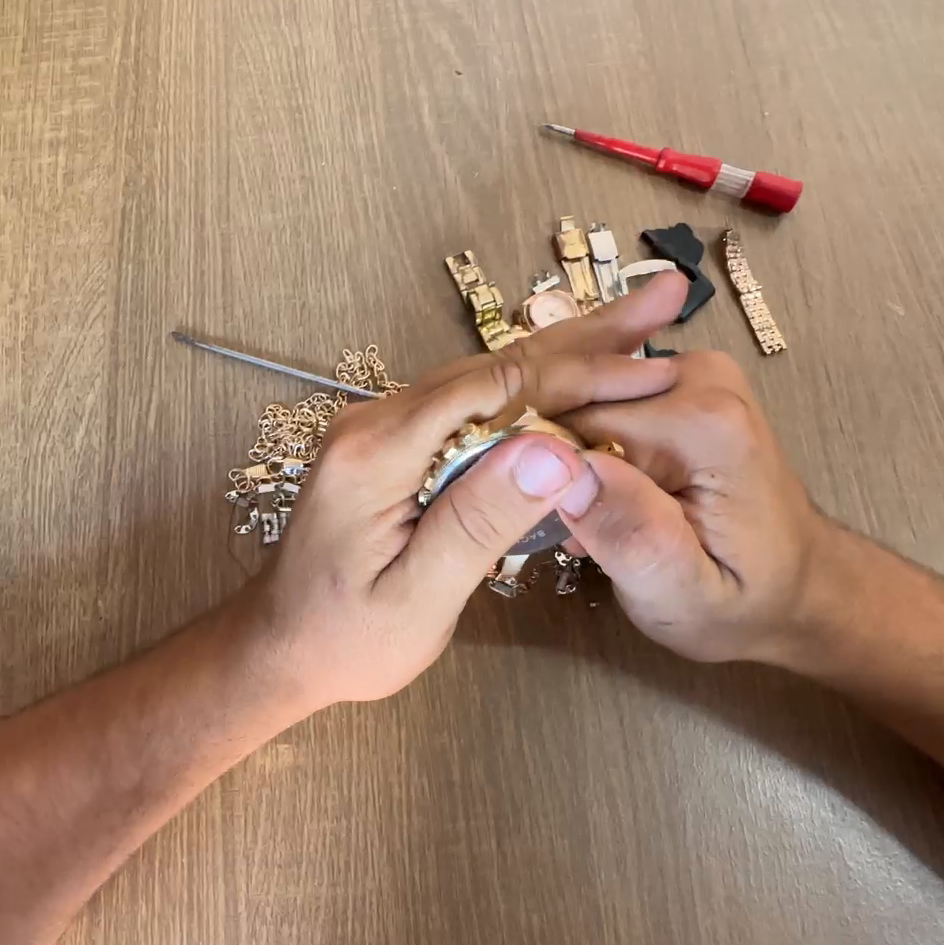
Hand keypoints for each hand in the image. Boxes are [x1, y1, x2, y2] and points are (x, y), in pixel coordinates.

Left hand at [236, 275, 690, 708]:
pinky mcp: (387, 444)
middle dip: (581, 342)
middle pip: (489, 368)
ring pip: (481, 379)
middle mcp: (372, 421)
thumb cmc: (347, 638)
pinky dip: (524, 390)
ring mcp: (377, 428)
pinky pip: (465, 405)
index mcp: (377, 451)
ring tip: (633, 329)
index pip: (491, 388)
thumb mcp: (417, 596)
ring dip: (559, 357)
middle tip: (662, 300)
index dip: (574, 375)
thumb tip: (556, 450)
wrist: (281, 643)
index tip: (649, 371)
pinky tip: (567, 378)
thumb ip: (478, 521)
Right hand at [557, 349, 836, 666]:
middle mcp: (697, 376)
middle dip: (556, 466)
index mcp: (702, 420)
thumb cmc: (741, 602)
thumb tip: (565, 473)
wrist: (796, 586)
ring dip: (569, 461)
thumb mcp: (681, 593)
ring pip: (579, 401)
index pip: (572, 423)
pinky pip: (599, 404)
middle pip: (574, 403)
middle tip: (574, 530)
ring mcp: (690, 372)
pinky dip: (589, 450)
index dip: (546, 474)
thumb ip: (630, 535)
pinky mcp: (678, 383)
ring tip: (591, 519)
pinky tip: (605, 496)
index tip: (554, 524)